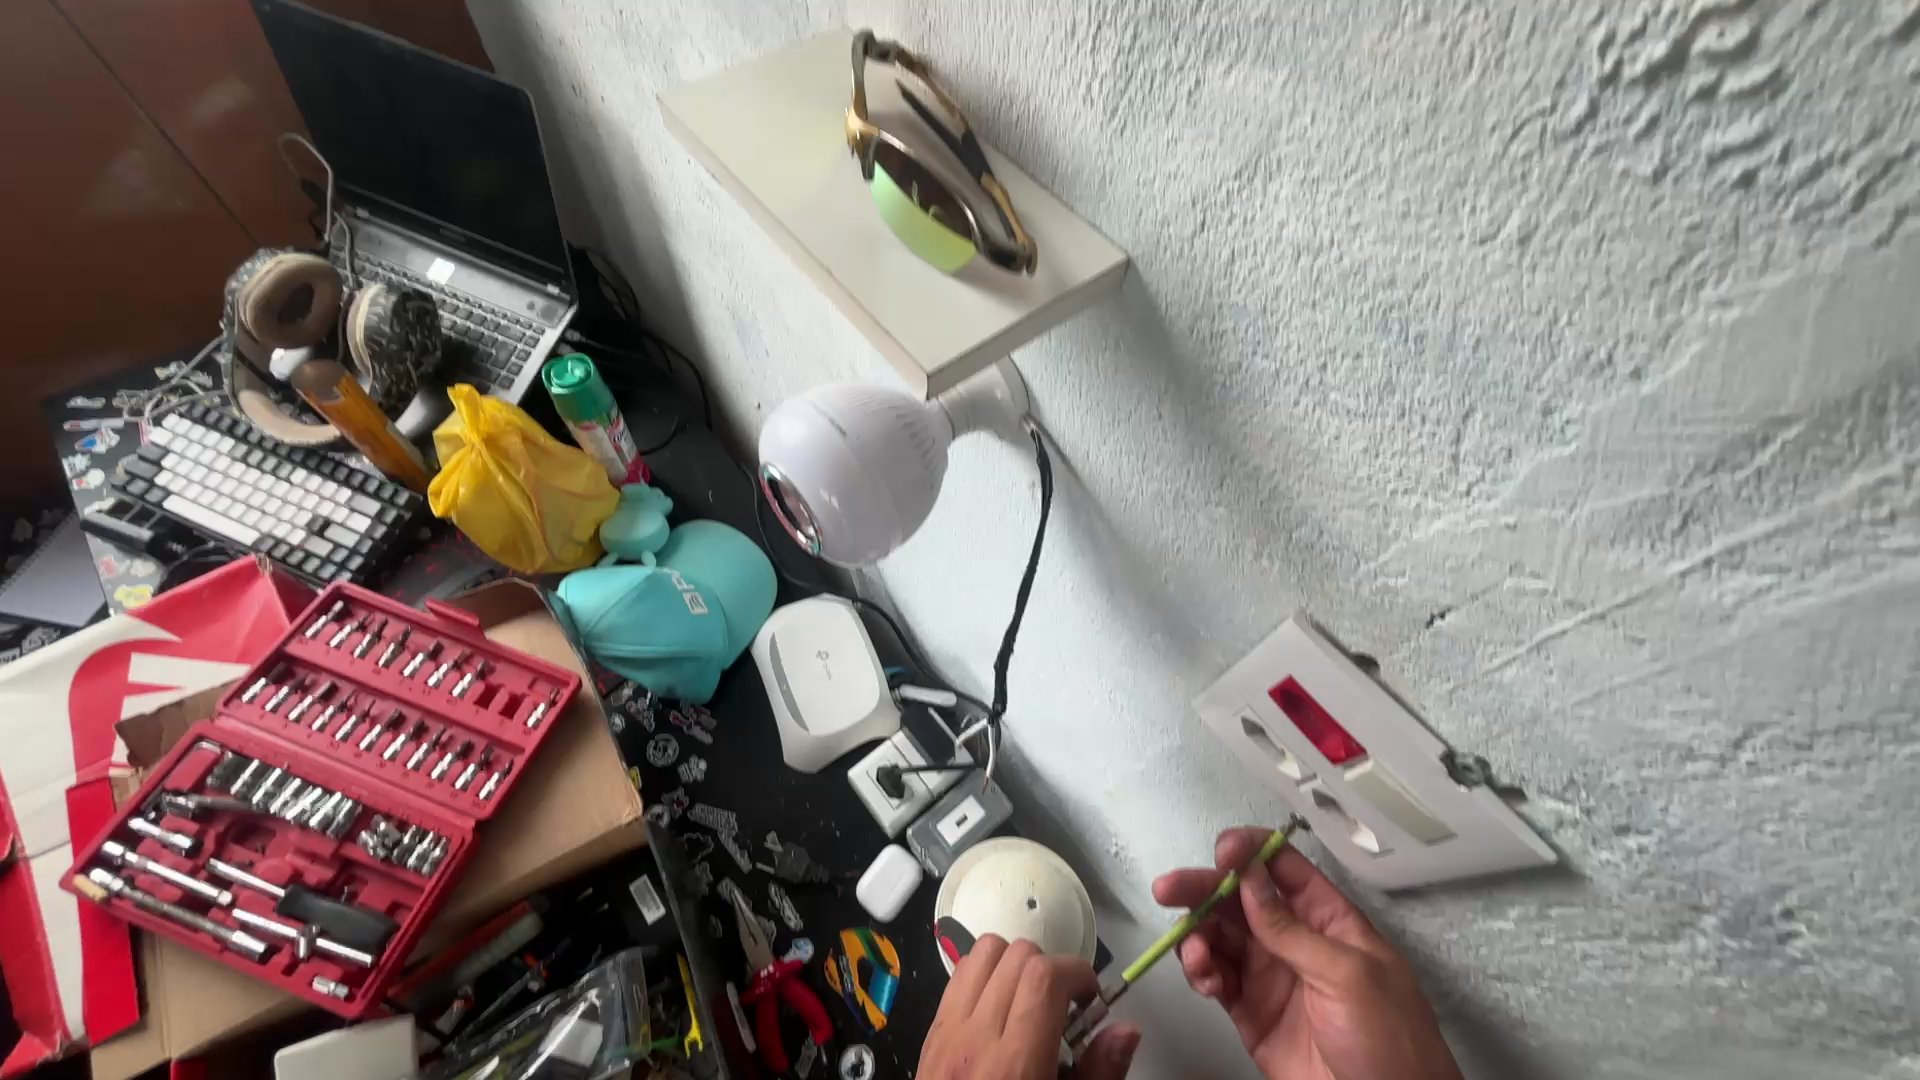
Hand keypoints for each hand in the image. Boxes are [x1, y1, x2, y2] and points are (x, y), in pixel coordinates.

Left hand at [919, 935, 1140, 1079]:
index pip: (1043, 976)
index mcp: (1014, 1065)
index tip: (1090, 997)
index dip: (1076, 972)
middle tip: (1066, 1005)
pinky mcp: (932, 1032)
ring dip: (1014, 963)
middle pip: (1017, 957)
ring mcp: (948, 1032)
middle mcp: (976, 1038)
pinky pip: (959, 975)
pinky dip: (985, 974)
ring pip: (983, 952)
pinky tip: (1001, 1007)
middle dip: (1051, 969)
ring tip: (1033, 999)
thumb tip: (1125, 1029)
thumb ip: (1099, 1075)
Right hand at [1151, 828, 1462, 1079]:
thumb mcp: (1349, 976)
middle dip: (1202, 888)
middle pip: (1237, 896)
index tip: (1222, 852)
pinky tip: (1204, 978)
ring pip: (1217, 933)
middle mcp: (1290, 937)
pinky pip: (1213, 976)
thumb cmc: (1389, 1040)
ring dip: (1196, 934)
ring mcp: (1267, 973)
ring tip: (1194, 953)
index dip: (1249, 851)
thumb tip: (1247, 875)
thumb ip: (1292, 929)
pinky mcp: (1248, 1008)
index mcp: (1325, 918)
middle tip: (1167, 888)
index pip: (1280, 866)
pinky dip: (1199, 970)